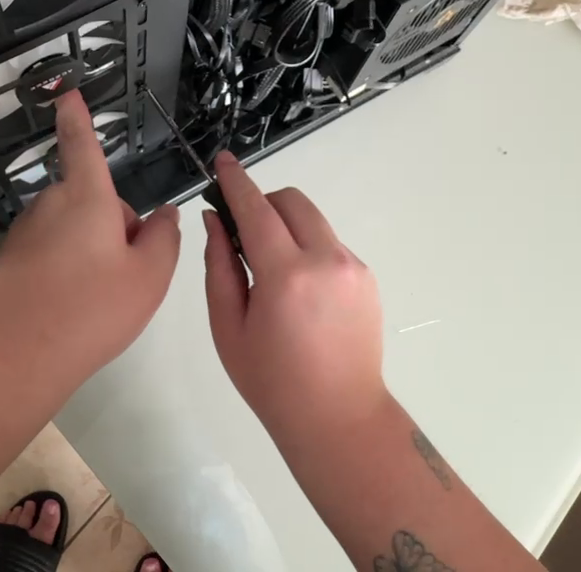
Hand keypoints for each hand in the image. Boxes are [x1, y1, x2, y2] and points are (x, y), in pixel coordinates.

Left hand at [0, 89, 180, 385]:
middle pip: (92, 200)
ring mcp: (26, 232)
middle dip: (112, 224)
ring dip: (88, 247)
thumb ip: (164, 238)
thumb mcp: (149, 277)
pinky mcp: (10, 260)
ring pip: (71, 227)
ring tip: (95, 297)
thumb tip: (165, 214)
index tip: (68, 92)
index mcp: (87, 198)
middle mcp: (51, 205)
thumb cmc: (92, 309)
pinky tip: (69, 306)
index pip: (83, 145)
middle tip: (124, 273)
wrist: (20, 356)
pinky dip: (63, 267)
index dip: (78, 116)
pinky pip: (48, 250)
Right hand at [203, 151, 387, 440]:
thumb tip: (214, 220)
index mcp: (285, 275)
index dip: (236, 181)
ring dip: (286, 225)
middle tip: (242, 232)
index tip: (223, 160)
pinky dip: (307, 247)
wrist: (339, 419)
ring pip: (312, 219)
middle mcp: (325, 260)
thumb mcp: (229, 327)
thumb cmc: (271, 381)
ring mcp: (352, 267)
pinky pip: (329, 243)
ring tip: (271, 268)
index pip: (255, 209)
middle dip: (263, 202)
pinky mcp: (366, 277)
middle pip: (291, 201)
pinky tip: (299, 290)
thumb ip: (219, 266)